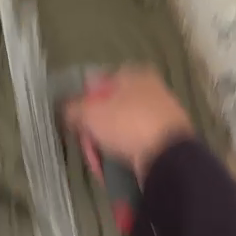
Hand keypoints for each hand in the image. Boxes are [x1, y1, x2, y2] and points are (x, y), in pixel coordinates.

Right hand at [62, 67, 194, 180]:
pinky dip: (126, 150)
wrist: (168, 157)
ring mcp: (164, 113)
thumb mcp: (89, 114)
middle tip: (87, 139)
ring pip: (124, 125)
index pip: (100, 81)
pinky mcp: (170, 137)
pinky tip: (118, 161)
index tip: (76, 117)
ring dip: (110, 139)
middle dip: (97, 123)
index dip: (84, 99)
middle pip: (112, 105)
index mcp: (135, 73)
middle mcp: (152, 88)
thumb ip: (72, 108)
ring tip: (100, 155)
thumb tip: (65, 109)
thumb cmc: (127, 124)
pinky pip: (138, 142)